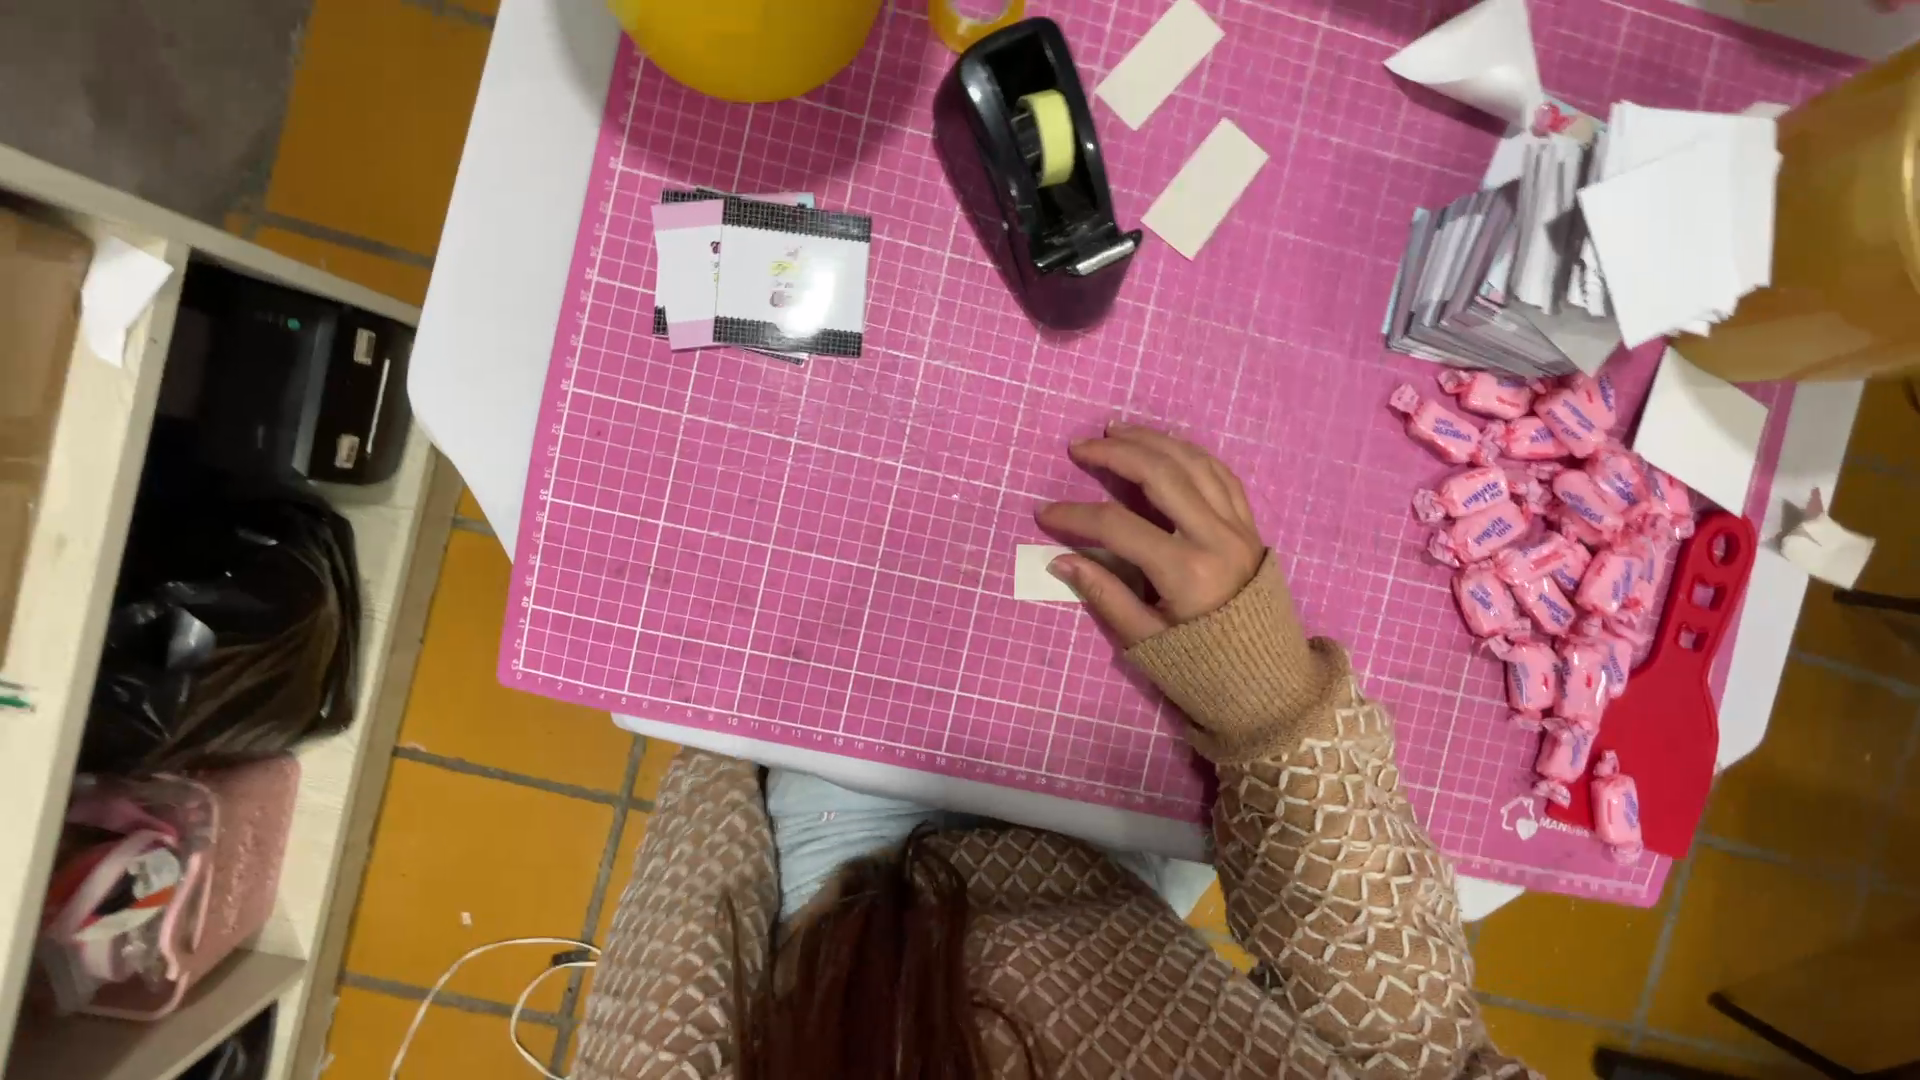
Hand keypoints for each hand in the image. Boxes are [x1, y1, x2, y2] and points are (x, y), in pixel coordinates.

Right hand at [1036, 423, 1264, 646]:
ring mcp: (1238, 526)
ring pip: (1193, 463)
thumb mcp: (1144, 639)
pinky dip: (1189, 452)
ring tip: (1116, 431)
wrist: (1268, 679)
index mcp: (1186, 571)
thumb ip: (1103, 594)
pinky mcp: (1250, 524)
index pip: (1117, 526)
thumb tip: (1060, 559)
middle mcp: (1215, 537)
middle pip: (1160, 475)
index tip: (1045, 512)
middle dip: (1115, 454)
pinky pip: (1220, 473)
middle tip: (1081, 447)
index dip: (1076, 515)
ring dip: (1152, 440)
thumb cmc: (1201, 665)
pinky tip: (1164, 445)